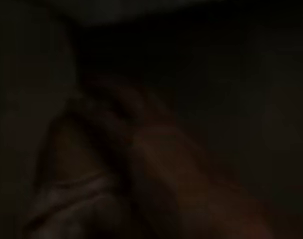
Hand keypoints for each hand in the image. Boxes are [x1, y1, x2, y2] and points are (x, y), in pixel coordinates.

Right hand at [71, 79, 285, 238]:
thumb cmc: (181, 225)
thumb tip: (88, 215)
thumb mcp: (139, 228)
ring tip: (117, 89)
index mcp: (135, 144)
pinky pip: (164, 107)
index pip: (103, 118)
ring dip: (130, 88)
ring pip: (149, 95)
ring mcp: (177, 127)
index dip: (84, 108)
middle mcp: (155, 126)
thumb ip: (113, 221)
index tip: (69, 99)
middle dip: (107, 83)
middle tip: (90, 78)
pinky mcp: (193, 135)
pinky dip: (148, 101)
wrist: (233, 221)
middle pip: (128, 92)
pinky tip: (148, 114)